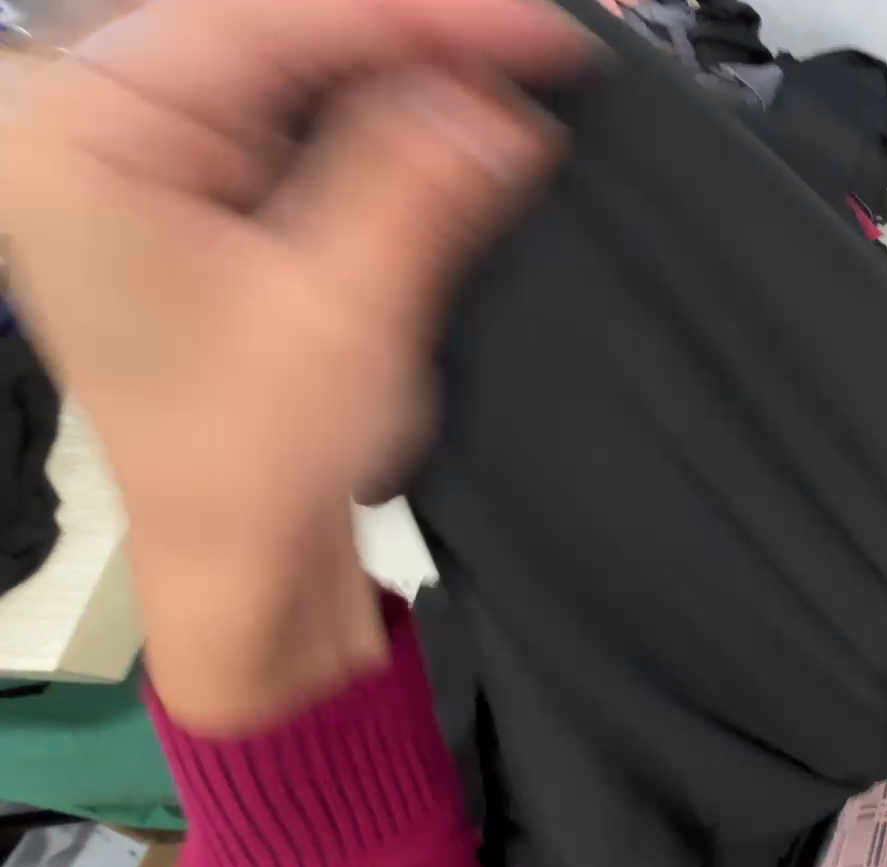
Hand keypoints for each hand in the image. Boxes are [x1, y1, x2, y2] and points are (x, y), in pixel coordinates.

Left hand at [0, 0, 592, 729]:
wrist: (245, 541)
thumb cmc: (258, 447)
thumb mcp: (344, 311)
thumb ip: (416, 192)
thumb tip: (501, 105)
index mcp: (88, 126)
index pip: (277, 22)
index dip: (427, 19)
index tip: (543, 31)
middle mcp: (109, 120)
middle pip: (293, 36)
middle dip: (431, 39)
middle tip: (544, 46)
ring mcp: (168, 159)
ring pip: (315, 79)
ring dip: (427, 77)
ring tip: (521, 72)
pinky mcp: (226, 199)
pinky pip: (324, 132)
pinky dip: (409, 128)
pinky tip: (471, 123)